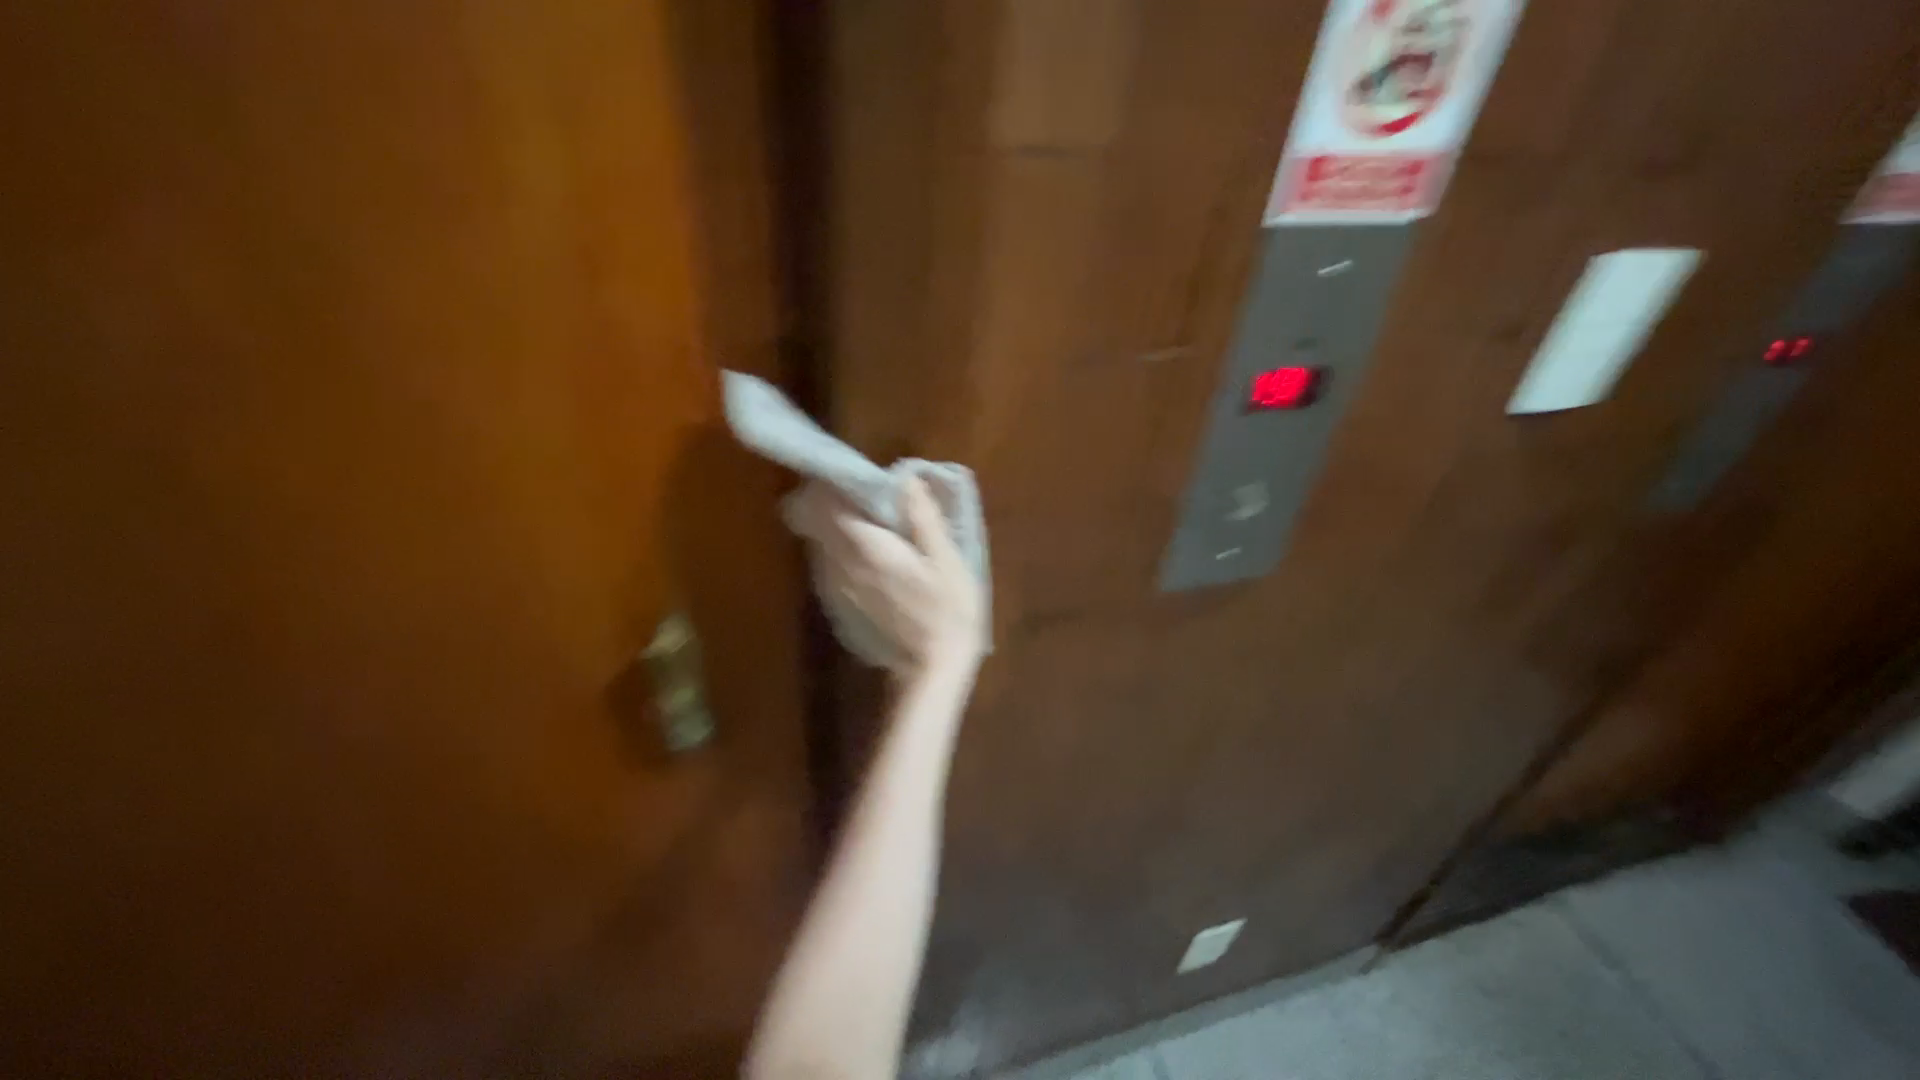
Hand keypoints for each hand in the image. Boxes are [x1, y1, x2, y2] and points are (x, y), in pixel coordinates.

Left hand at [792, 476, 984, 670]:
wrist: (932, 669)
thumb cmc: (948, 611)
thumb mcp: (947, 559)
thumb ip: (923, 516)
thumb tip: (907, 478)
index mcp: (864, 547)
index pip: (822, 504)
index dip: (829, 483)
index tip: (849, 475)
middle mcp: (839, 564)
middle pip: (811, 521)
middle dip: (826, 501)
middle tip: (859, 494)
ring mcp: (835, 588)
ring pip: (816, 543)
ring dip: (832, 526)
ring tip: (866, 522)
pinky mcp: (840, 604)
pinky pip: (827, 564)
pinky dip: (838, 550)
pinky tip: (869, 556)